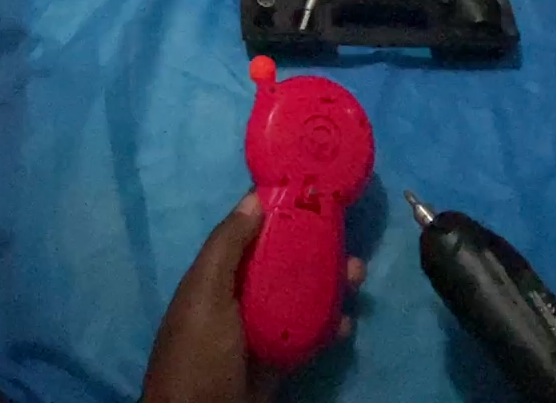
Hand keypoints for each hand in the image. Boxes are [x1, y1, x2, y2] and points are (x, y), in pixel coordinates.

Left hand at [142, 193, 365, 402]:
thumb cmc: (198, 354)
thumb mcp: (206, 293)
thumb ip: (227, 245)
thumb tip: (255, 197)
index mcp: (217, 276)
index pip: (251, 232)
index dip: (280, 211)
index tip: (313, 192)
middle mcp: (239, 297)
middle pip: (283, 261)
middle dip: (316, 248)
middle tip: (347, 239)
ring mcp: (261, 331)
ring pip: (301, 296)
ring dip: (331, 284)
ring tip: (357, 278)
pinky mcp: (279, 362)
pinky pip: (309, 335)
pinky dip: (330, 326)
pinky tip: (346, 323)